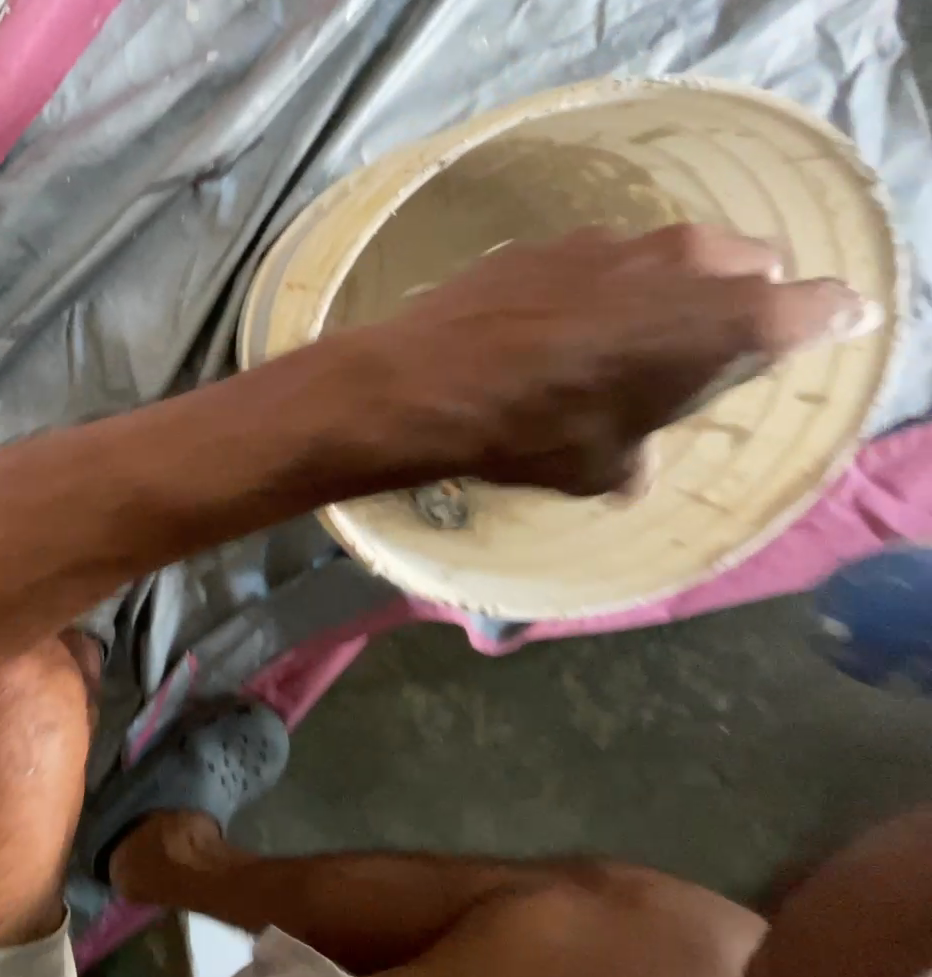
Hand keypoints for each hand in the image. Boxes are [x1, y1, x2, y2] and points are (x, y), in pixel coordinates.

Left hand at [354, 225, 880, 494]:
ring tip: (607, 333)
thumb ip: (635, 458)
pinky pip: (588, 260)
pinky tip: (541, 321)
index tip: (810, 335)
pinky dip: (582, 285)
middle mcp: (687, 263)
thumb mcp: (596, 465)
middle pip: (746, 268)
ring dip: (653, 287)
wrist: (420, 384)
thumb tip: (632, 470)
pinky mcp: (543, 242)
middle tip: (686, 342)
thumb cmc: (526, 433)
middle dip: (727, 300)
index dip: (817, 324)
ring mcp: (610, 242)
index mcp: (730, 321)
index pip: (820, 309)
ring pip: (665, 256)